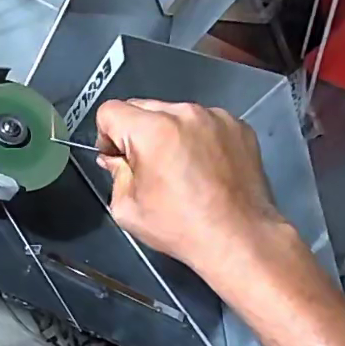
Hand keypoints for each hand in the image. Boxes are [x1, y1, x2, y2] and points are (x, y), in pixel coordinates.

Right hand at [94, 98, 293, 276]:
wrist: (238, 238)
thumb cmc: (186, 228)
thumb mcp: (128, 210)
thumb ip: (114, 175)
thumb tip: (116, 160)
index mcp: (152, 132)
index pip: (110, 111)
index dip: (106, 136)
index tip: (116, 155)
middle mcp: (185, 115)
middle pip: (142, 108)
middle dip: (137, 135)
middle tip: (147, 169)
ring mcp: (215, 118)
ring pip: (175, 115)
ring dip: (169, 136)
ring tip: (180, 173)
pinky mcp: (236, 126)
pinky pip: (204, 123)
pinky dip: (198, 140)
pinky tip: (202, 170)